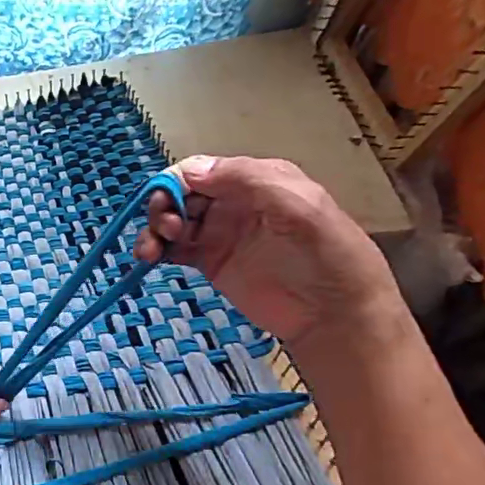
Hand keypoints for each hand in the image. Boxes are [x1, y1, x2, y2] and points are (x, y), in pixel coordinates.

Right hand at [134, 156, 404, 351]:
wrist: (335, 314)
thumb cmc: (326, 255)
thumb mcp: (298, 205)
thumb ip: (248, 181)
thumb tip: (189, 171)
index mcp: (254, 180)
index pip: (202, 170)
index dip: (177, 181)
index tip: (168, 203)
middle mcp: (232, 202)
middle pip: (181, 193)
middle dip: (163, 206)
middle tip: (166, 229)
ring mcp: (219, 233)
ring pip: (172, 220)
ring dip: (154, 229)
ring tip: (149, 251)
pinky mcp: (209, 262)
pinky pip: (173, 248)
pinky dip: (156, 250)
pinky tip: (148, 259)